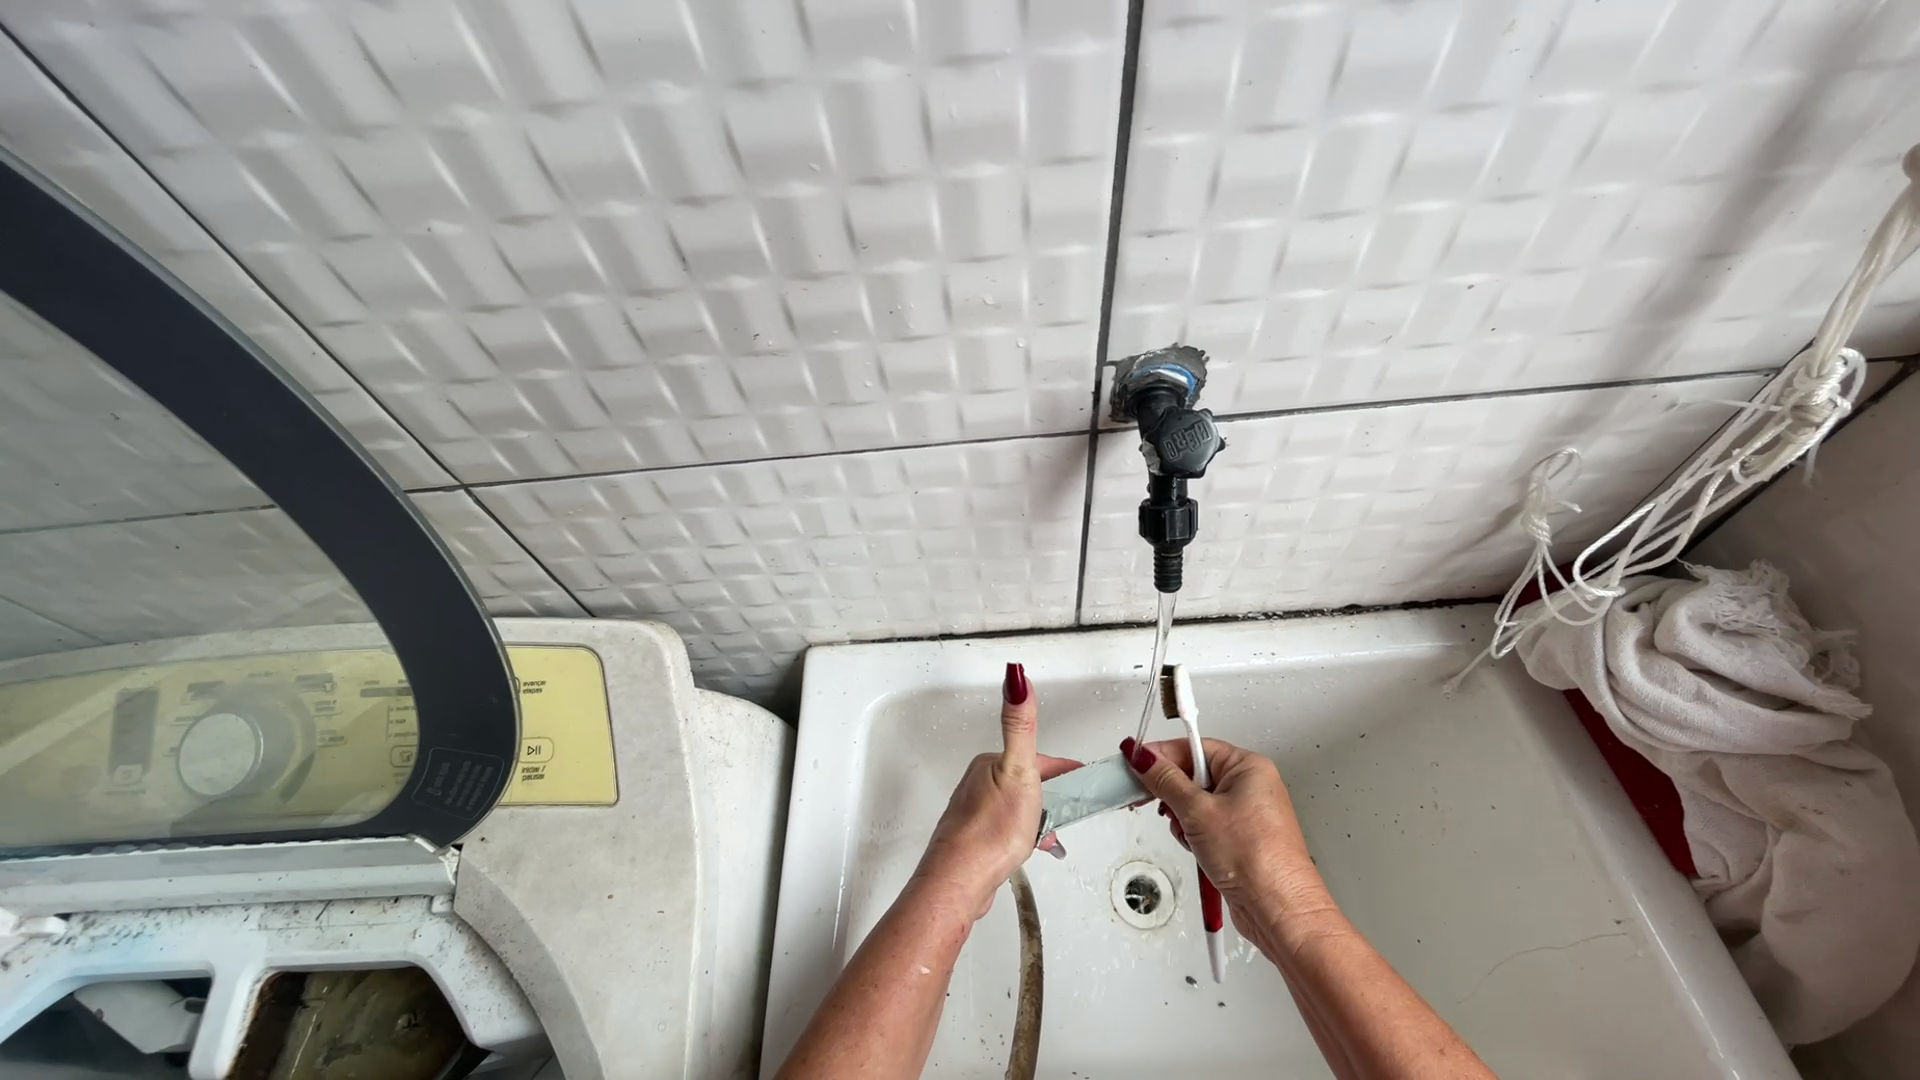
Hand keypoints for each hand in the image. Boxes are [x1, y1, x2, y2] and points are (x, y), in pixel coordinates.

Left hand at [912, 663, 1080, 919]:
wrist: (960, 879)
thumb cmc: (989, 829)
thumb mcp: (1019, 771)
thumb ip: (1021, 725)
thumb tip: (1016, 678)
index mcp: (991, 763)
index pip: (1039, 759)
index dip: (1065, 772)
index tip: (1084, 780)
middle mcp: (980, 783)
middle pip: (1030, 782)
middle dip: (1053, 797)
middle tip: (1068, 813)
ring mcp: (976, 812)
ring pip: (1019, 808)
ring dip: (1039, 821)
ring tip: (1049, 838)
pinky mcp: (976, 839)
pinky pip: (1008, 831)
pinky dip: (1024, 838)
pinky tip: (1028, 851)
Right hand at [1123, 736, 1334, 951]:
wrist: (1280, 911)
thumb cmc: (1259, 860)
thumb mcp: (1198, 812)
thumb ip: (1165, 781)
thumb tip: (1144, 757)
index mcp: (1247, 767)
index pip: (1194, 747)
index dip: (1162, 754)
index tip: (1136, 760)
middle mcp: (1249, 786)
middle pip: (1193, 773)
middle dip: (1171, 790)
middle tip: (1150, 796)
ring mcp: (1245, 813)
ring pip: (1195, 800)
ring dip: (1182, 816)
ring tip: (1186, 832)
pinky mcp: (1239, 837)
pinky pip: (1204, 823)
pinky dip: (1193, 833)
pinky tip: (1195, 846)